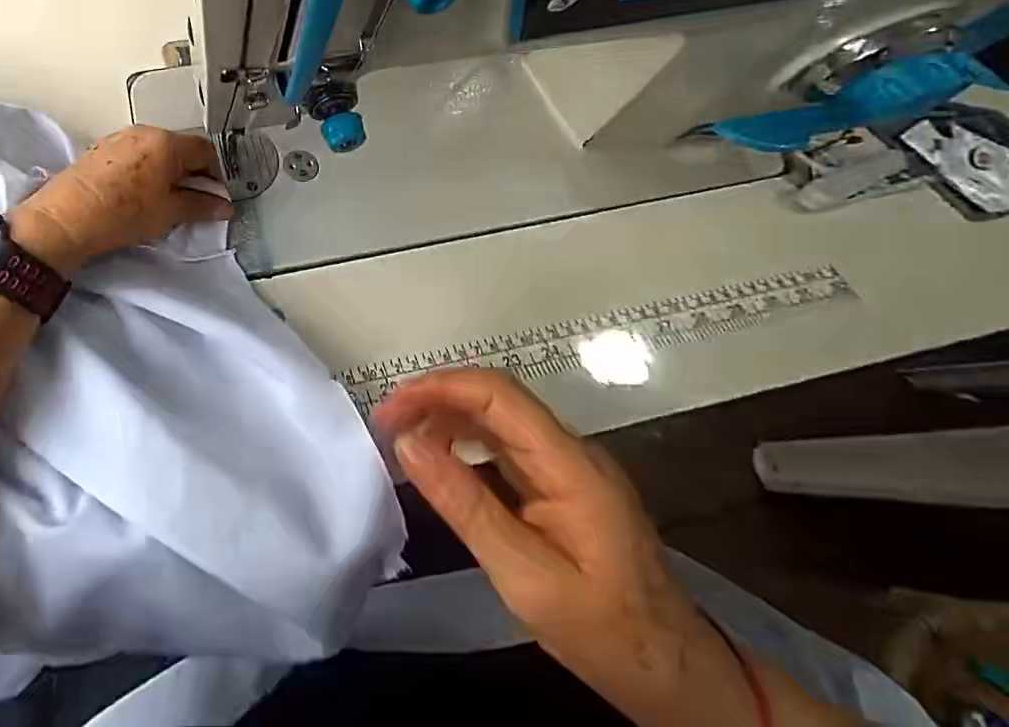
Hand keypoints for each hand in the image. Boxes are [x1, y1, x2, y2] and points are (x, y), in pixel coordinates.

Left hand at [8, 126, 233, 272]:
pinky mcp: (98, 151)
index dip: (215, 175)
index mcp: (166, 141)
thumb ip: (201, 206)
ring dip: (164, 172)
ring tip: (160, 201)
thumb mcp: (168, 213)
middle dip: (189, 173)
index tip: (214, 196)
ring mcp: (117, 139)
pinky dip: (142, 172)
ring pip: (154, 151)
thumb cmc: (119, 214)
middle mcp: (142, 132)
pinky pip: (131, 156)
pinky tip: (135, 196)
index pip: (206, 150)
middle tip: (189, 201)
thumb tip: (222, 205)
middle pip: (179, 148)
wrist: (66, 219)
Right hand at [373, 369, 763, 726]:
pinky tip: (435, 460)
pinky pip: (502, 442)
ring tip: (400, 439)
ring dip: (442, 416)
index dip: (436, 387)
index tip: (389, 411)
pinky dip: (459, 439)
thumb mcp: (525, 577)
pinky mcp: (560, 483)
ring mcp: (569, 467)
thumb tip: (406, 442)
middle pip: (494, 396)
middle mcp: (573, 454)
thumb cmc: (606, 633)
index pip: (497, 394)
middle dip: (432, 397)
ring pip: (495, 415)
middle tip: (384, 424)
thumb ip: (464, 505)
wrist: (681, 678)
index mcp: (572, 468)